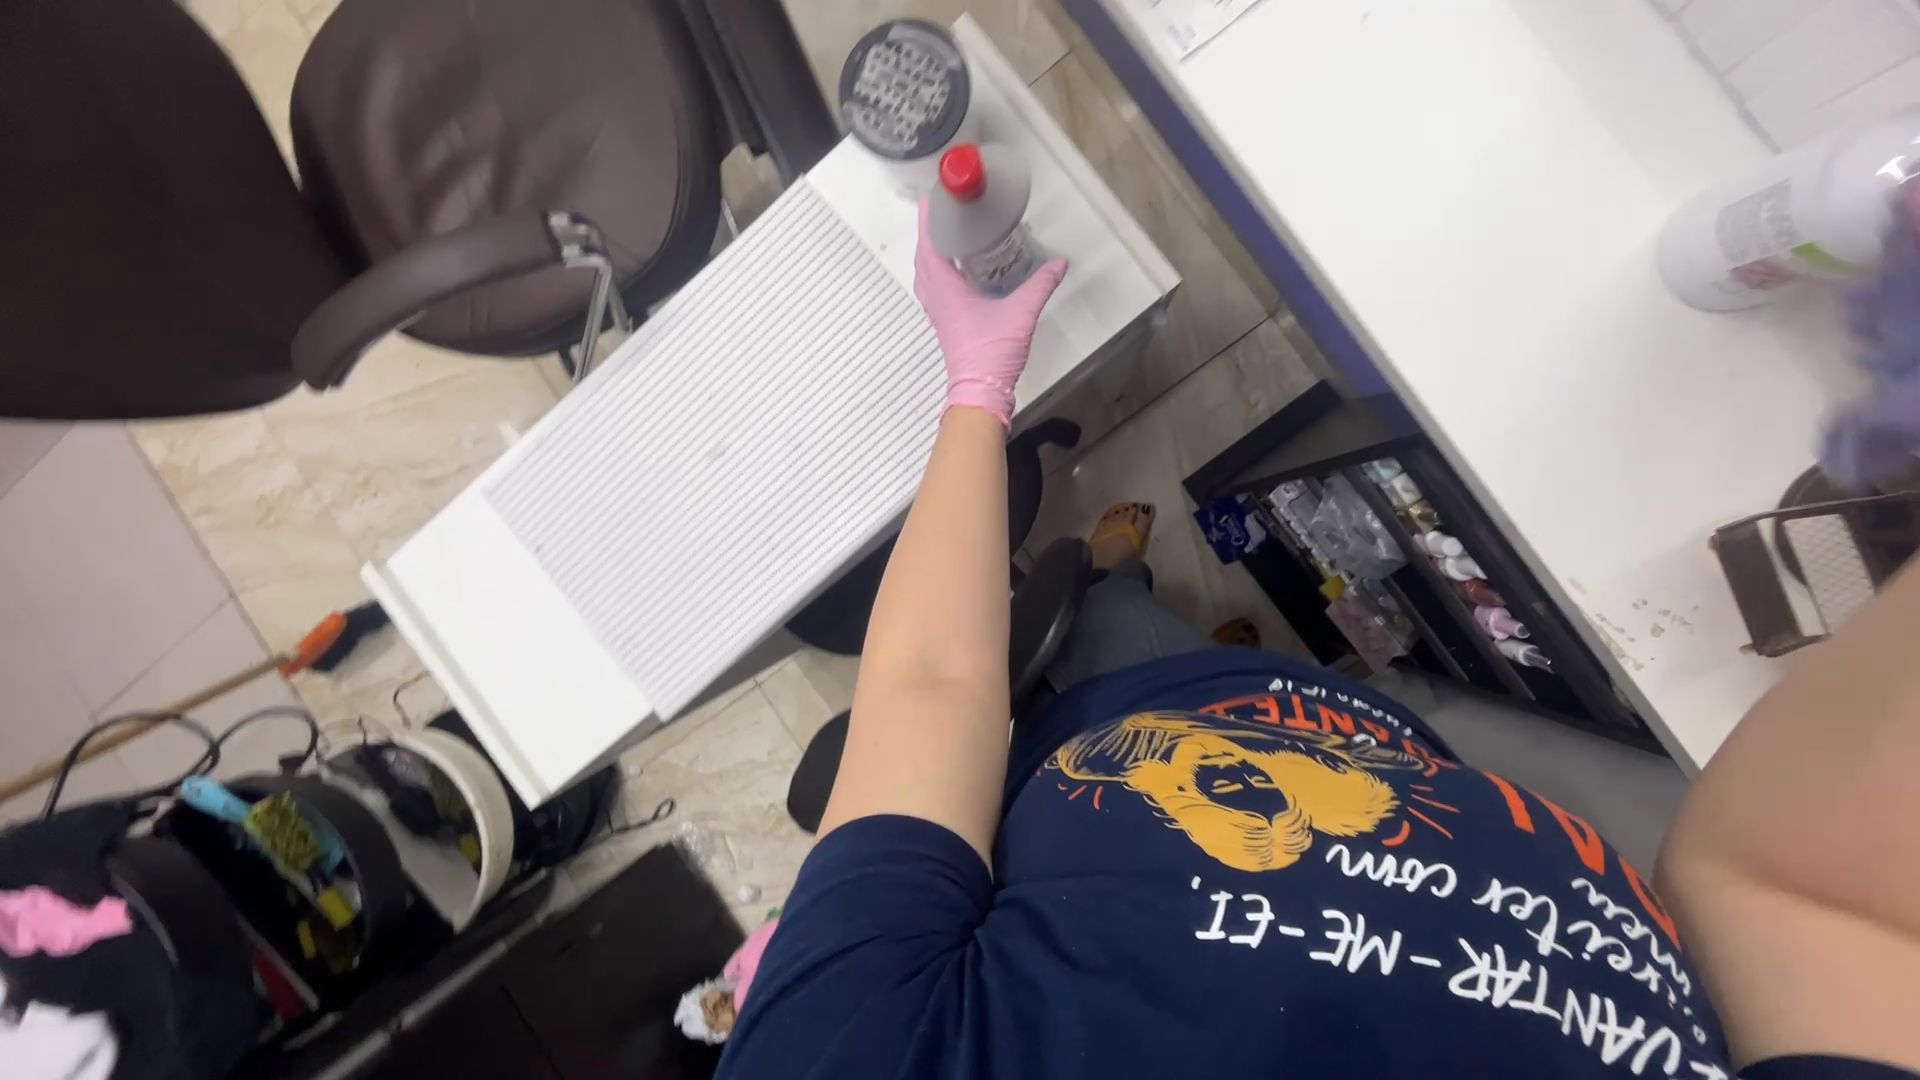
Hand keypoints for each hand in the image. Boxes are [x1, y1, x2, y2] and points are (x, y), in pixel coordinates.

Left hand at [914, 196, 1068, 428]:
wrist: (981, 392)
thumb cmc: (992, 352)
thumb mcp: (1021, 313)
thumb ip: (1040, 285)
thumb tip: (1060, 263)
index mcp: (945, 289)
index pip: (929, 246)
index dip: (929, 221)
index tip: (932, 199)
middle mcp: (936, 300)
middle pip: (924, 259)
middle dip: (931, 234)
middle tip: (944, 215)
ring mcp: (939, 315)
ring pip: (927, 277)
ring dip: (933, 256)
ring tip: (949, 239)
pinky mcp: (946, 326)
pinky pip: (936, 292)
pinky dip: (940, 275)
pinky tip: (958, 273)